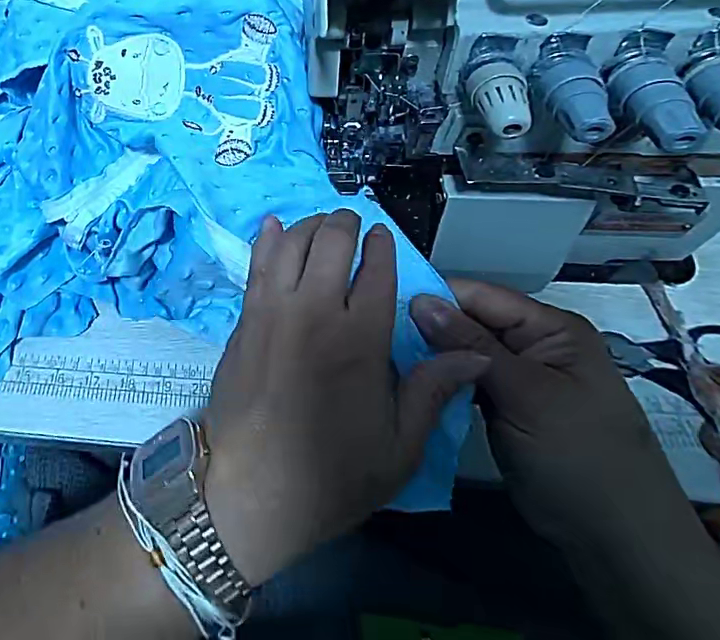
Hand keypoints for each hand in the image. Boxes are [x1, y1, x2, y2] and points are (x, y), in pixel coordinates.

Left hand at [201, 211, 490, 584]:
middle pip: (331, 241)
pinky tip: (273, 226)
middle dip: (346, 224)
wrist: (251, 496)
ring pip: (291, 243)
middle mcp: (315, 310)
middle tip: (353, 223)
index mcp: (360, 338)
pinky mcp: (244, 320)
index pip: (377, 269)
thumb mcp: (399, 446)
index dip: (382, 246)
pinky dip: (268, 239)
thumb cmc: (332, 475)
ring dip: (310, 224)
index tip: (383, 236)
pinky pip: (256, 265)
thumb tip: (475, 355)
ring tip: (321, 224)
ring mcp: (273, 311)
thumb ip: (433, 390)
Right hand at [409, 280, 711, 558]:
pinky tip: (413, 381)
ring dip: (434, 354)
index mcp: (549, 327)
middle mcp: (533, 344)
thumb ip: (472, 345)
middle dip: (430, 326)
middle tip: (379, 334)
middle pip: (470, 320)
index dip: (436, 295)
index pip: (481, 295)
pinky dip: (444, 380)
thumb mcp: (526, 395)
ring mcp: (518, 377)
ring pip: (464, 351)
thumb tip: (421, 300)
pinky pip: (467, 380)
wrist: (617, 540)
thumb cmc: (580, 458)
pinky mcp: (505, 406)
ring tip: (387, 355)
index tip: (386, 303)